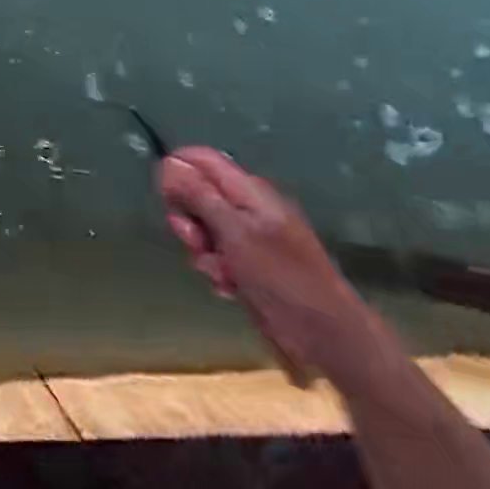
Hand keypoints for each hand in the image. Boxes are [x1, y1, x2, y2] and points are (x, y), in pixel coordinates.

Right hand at [159, 146, 360, 376]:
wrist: (323, 330)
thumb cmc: (280, 275)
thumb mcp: (234, 232)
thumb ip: (199, 196)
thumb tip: (170, 161)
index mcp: (246, 189)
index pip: (201, 159)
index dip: (178, 171)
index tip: (165, 198)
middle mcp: (246, 205)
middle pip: (198, 195)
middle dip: (189, 221)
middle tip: (197, 243)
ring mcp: (249, 235)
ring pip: (204, 230)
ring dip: (204, 252)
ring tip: (221, 273)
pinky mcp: (250, 263)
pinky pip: (218, 256)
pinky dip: (218, 270)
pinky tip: (230, 288)